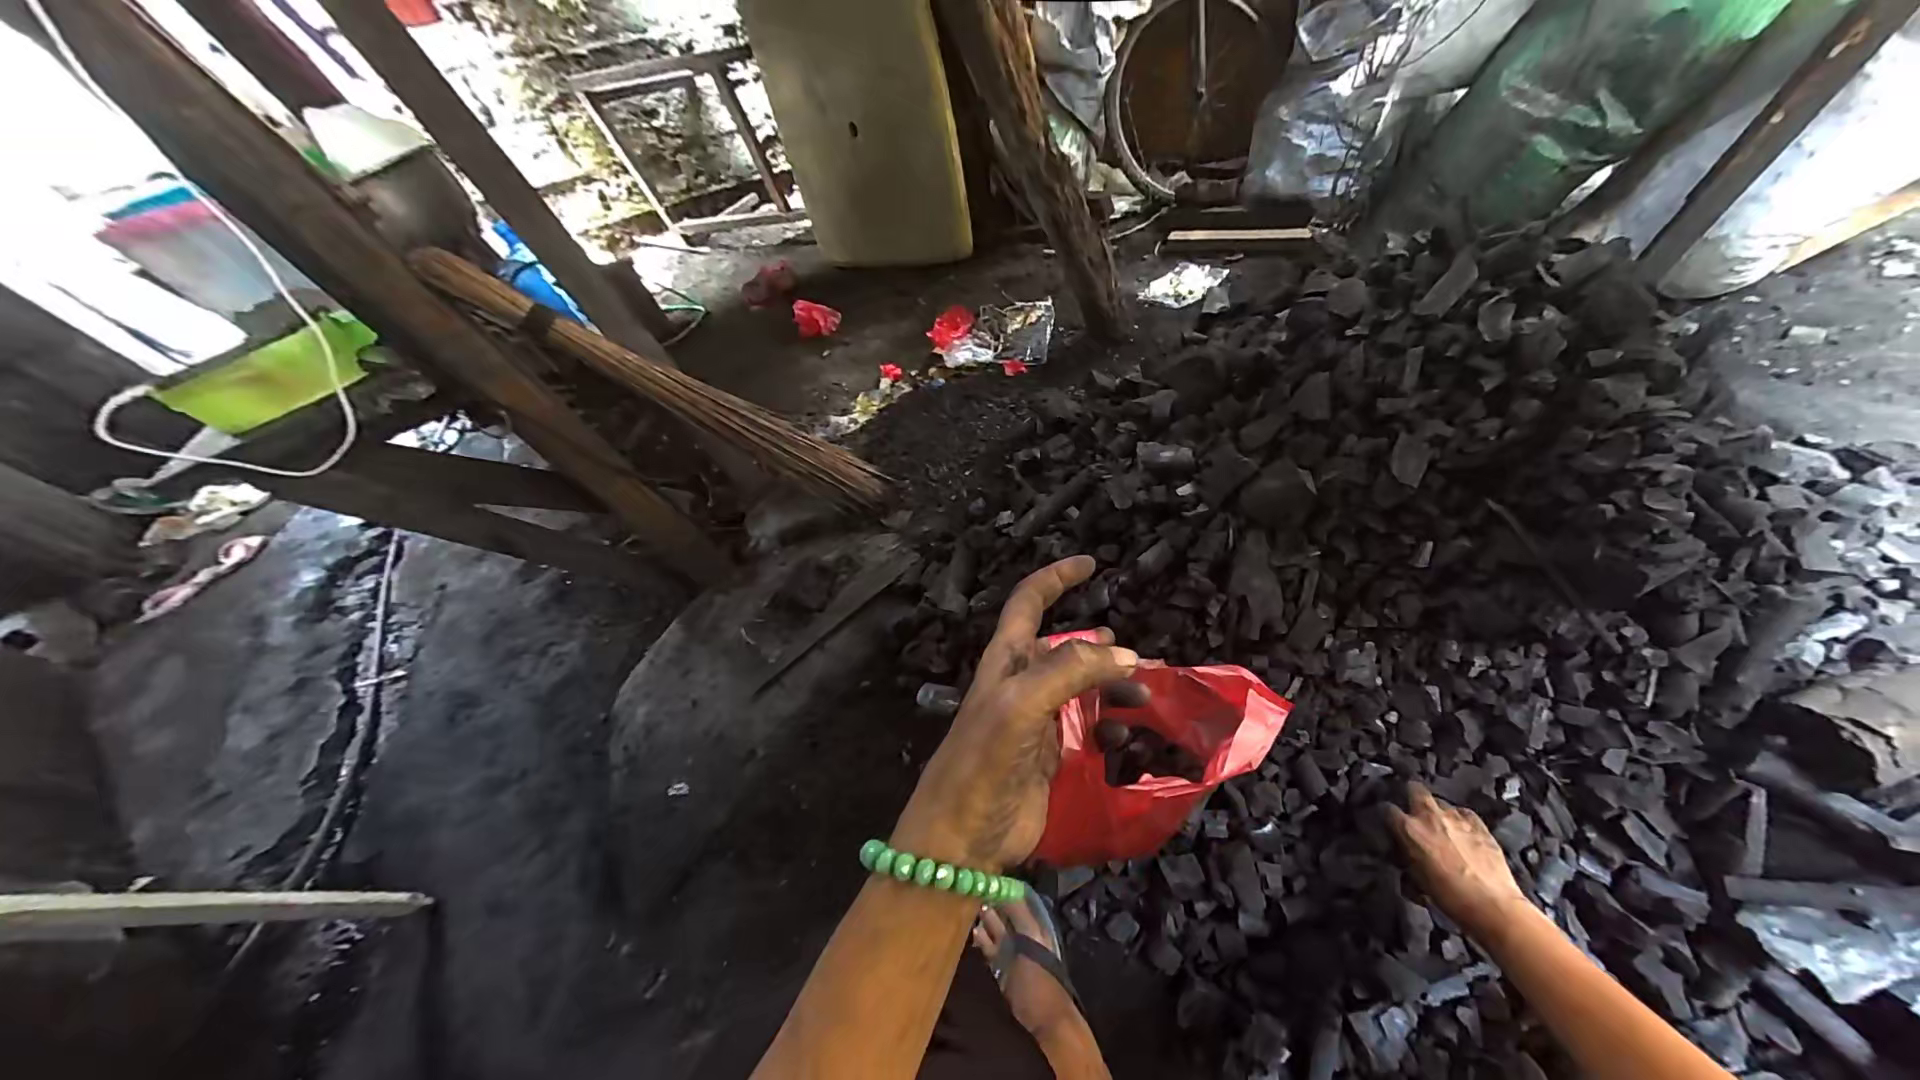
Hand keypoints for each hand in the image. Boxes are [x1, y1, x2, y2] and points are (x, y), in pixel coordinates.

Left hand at [892, 556, 1144, 871]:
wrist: (964, 836)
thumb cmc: (983, 760)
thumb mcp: (1020, 703)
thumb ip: (1069, 671)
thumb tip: (1125, 654)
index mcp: (1006, 661)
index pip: (1028, 603)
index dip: (1056, 579)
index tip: (1090, 564)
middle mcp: (1023, 684)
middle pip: (1069, 651)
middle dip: (1105, 650)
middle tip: (1145, 664)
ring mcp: (1039, 721)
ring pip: (1085, 690)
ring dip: (1116, 689)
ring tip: (1146, 698)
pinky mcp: (1053, 756)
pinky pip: (1091, 729)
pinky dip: (1113, 727)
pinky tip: (1128, 736)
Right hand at [1387, 782, 1529, 934]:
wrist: (1492, 905)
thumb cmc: (1448, 896)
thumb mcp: (1414, 875)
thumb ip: (1406, 853)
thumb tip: (1404, 849)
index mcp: (1408, 829)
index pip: (1387, 808)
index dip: (1388, 814)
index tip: (1391, 821)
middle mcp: (1429, 816)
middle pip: (1414, 789)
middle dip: (1412, 795)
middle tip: (1414, 809)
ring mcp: (1456, 818)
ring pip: (1441, 802)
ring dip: (1439, 811)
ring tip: (1442, 826)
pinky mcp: (1480, 825)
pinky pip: (1465, 814)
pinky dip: (1462, 820)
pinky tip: (1464, 831)